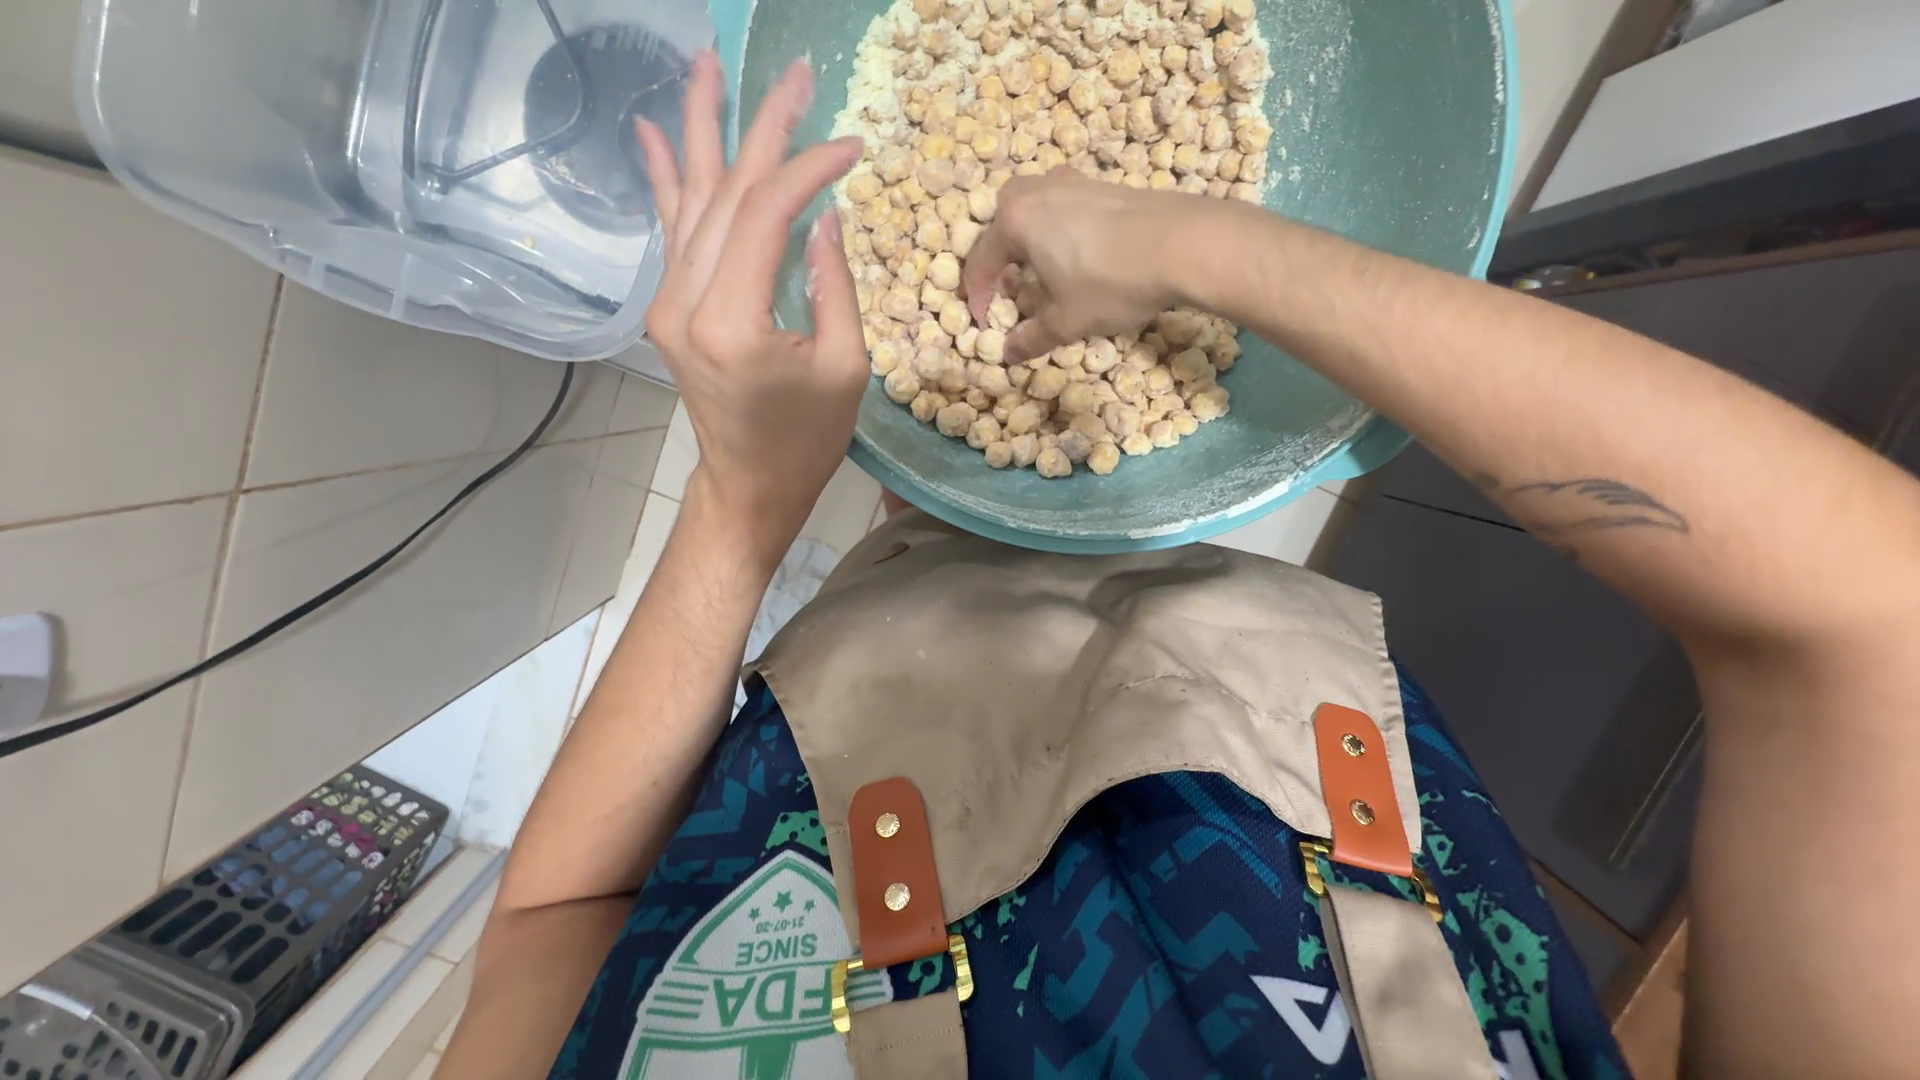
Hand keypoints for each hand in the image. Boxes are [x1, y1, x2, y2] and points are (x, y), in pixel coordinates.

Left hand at [636, 52, 865, 567]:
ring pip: (688, 198)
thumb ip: (833, 283)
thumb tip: (826, 215)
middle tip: (795, 72)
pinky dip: (663, 177)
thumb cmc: (806, 439)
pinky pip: (671, 230)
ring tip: (707, 64)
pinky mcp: (668, 308)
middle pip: (725, 191)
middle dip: (763, 128)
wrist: (747, 485)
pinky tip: (651, 129)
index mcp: (734, 320)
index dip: (809, 170)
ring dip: (700, 128)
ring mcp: (669, 301)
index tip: (851, 145)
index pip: (768, 213)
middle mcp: (686, 300)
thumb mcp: (845, 367)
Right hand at [963, 168, 1216, 363]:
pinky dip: (1060, 230)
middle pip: (1003, 221)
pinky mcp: (1106, 185)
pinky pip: (1066, 206)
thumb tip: (1007, 353)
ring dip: (1030, 239)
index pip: (982, 261)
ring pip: (1036, 208)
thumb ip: (1031, 337)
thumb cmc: (1112, 284)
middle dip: (1000, 256)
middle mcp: (1038, 191)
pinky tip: (1080, 257)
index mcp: (1016, 220)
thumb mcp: (1067, 322)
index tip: (985, 323)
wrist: (1186, 244)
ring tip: (1044, 272)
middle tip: (1010, 288)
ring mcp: (1074, 182)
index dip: (979, 297)